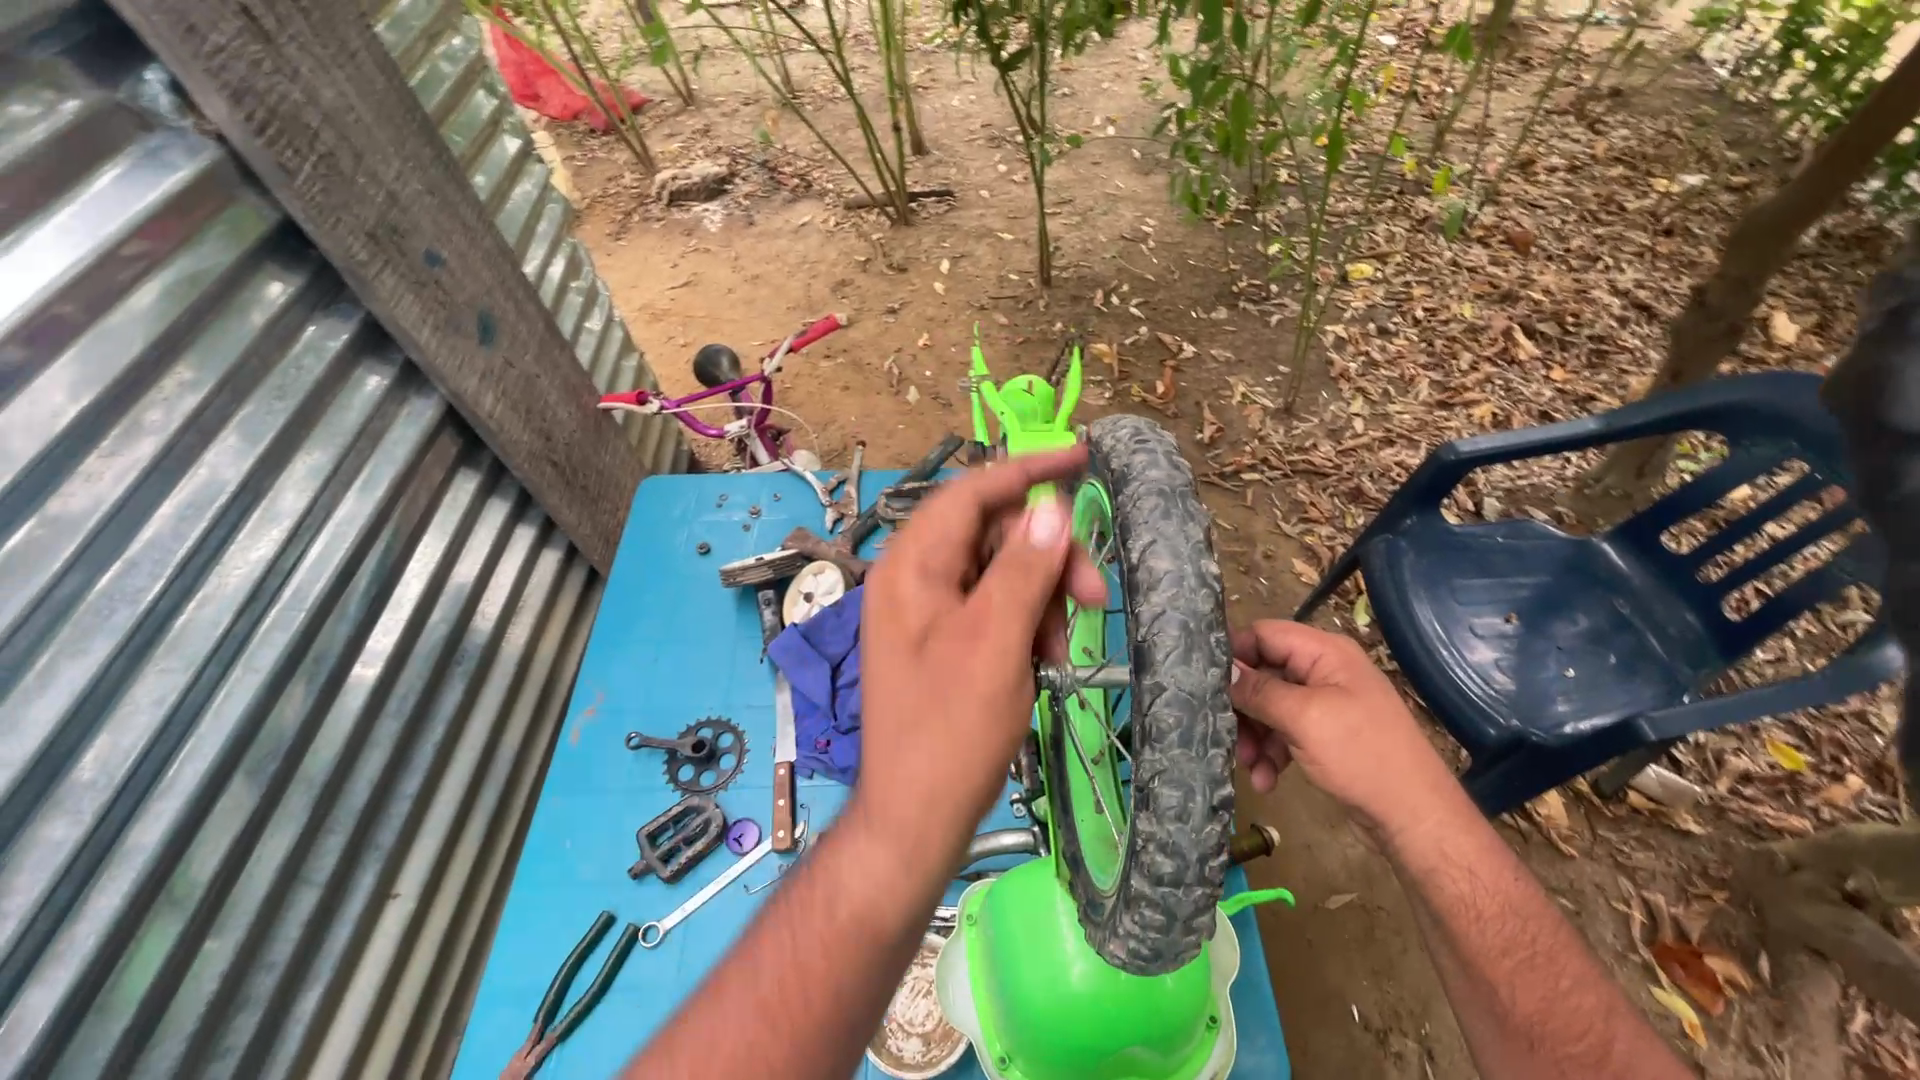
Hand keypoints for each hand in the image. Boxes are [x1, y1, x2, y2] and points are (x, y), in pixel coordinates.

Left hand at [857, 449, 1106, 866]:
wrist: (915, 818)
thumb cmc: (950, 730)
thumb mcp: (995, 642)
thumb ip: (1023, 570)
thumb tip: (1051, 508)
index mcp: (912, 566)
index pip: (973, 492)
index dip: (1028, 470)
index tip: (1083, 457)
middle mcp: (914, 579)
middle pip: (992, 534)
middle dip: (1048, 556)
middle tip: (1094, 594)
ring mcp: (927, 614)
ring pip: (1000, 574)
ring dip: (1043, 597)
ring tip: (1062, 648)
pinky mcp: (943, 644)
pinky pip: (994, 610)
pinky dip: (1027, 625)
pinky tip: (1046, 660)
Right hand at [1229, 620, 1463, 843]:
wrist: (1414, 816)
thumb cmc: (1362, 756)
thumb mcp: (1304, 718)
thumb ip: (1259, 690)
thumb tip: (1222, 670)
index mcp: (1325, 652)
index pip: (1264, 634)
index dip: (1234, 653)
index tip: (1204, 681)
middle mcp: (1324, 671)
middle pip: (1263, 673)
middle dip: (1242, 705)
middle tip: (1225, 734)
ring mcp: (1326, 704)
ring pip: (1270, 707)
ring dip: (1254, 736)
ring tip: (1249, 766)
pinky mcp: (1325, 735)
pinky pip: (1284, 733)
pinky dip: (1271, 753)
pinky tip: (1266, 780)